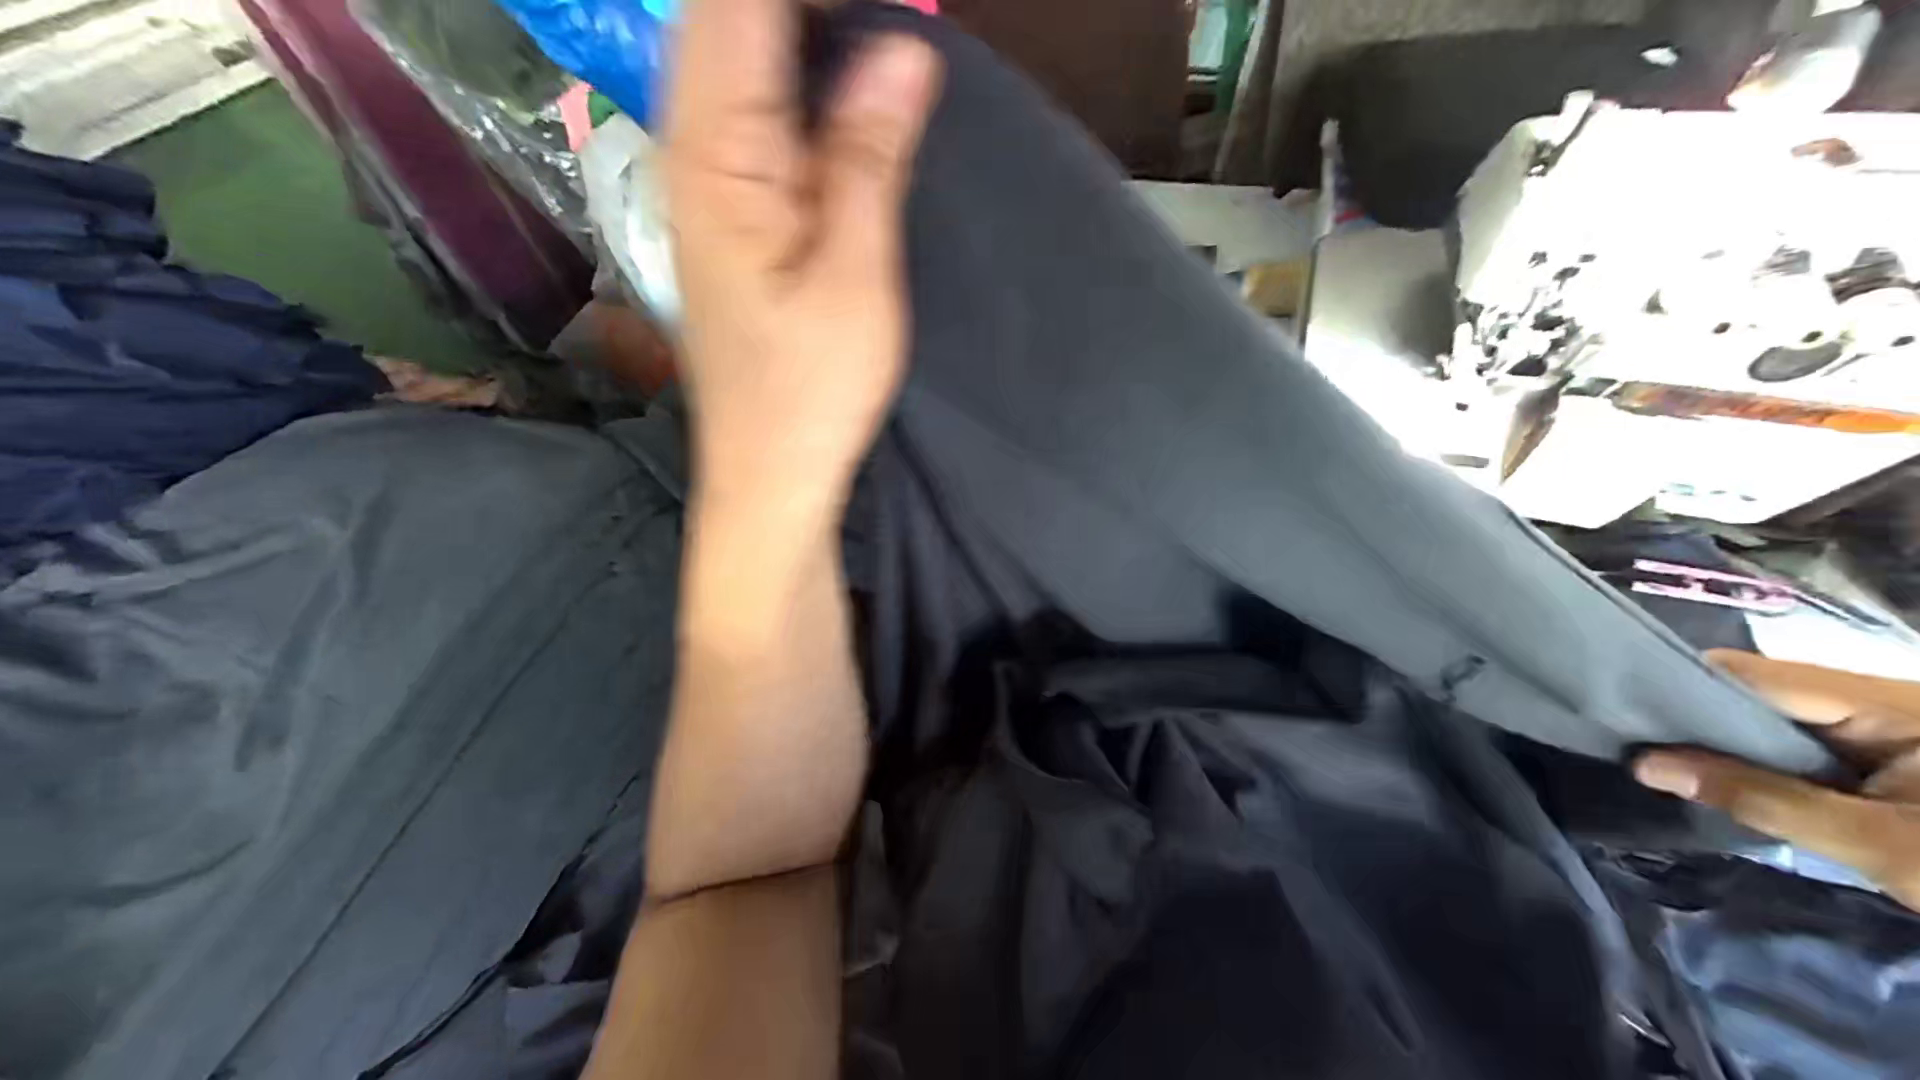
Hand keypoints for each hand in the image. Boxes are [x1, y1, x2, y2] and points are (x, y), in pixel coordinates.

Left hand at [664, 0, 939, 517]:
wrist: (768, 470)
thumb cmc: (812, 391)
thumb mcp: (856, 277)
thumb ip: (869, 158)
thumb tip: (904, 48)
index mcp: (716, 157)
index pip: (740, 7)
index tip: (891, 8)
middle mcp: (690, 151)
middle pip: (729, 20)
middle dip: (813, 12)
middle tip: (895, 27)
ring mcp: (701, 181)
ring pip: (739, 60)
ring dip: (806, 38)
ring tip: (884, 52)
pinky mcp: (724, 212)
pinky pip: (752, 113)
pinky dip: (800, 86)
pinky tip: (849, 99)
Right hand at [1635, 649, 1919, 909]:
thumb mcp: (1875, 844)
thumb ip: (1756, 797)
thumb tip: (1644, 765)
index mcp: (1890, 701)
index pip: (1753, 674)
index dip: (1682, 687)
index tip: (1622, 714)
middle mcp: (1885, 695)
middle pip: (1760, 688)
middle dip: (1700, 716)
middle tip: (1640, 744)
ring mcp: (1890, 719)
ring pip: (1776, 712)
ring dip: (1726, 737)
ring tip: (1671, 757)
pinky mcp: (1892, 745)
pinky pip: (1803, 733)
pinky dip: (1760, 751)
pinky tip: (1727, 770)